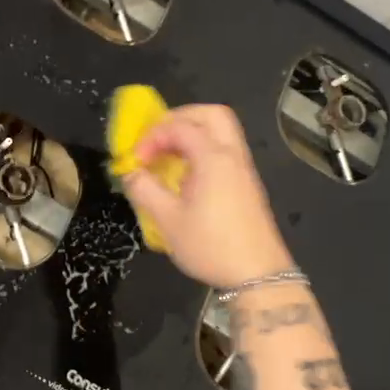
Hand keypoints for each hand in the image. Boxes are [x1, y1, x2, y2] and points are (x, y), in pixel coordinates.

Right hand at [120, 104, 295, 288]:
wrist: (258, 275)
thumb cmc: (211, 246)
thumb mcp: (167, 220)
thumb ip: (144, 189)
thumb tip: (130, 173)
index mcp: (213, 158)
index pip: (179, 126)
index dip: (151, 137)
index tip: (136, 161)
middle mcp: (232, 155)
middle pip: (210, 114)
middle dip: (179, 119)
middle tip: (157, 139)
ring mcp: (243, 169)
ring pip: (221, 131)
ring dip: (192, 134)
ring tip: (168, 157)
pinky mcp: (247, 184)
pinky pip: (225, 150)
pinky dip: (203, 150)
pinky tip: (186, 177)